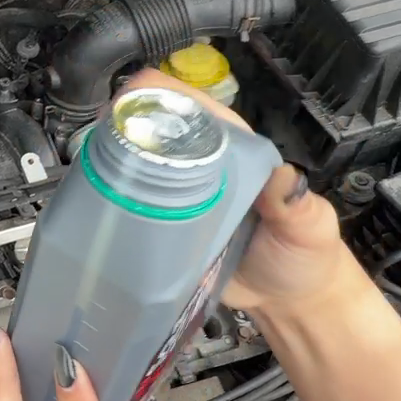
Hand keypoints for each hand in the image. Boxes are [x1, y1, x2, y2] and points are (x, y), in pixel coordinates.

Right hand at [119, 71, 349, 317]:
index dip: (158, 94)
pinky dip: (112, 194)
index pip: (192, 106)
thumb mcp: (309, 230)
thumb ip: (298, 207)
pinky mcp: (160, 222)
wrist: (287, 306)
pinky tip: (97, 195)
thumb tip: (284, 178)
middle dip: (124, 124)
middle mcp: (200, 163)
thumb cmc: (304, 259)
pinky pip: (132, 201)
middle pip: (154, 128)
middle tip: (99, 137)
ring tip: (91, 163)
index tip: (128, 101)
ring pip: (138, 162)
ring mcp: (176, 193)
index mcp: (233, 150)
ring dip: (112, 157)